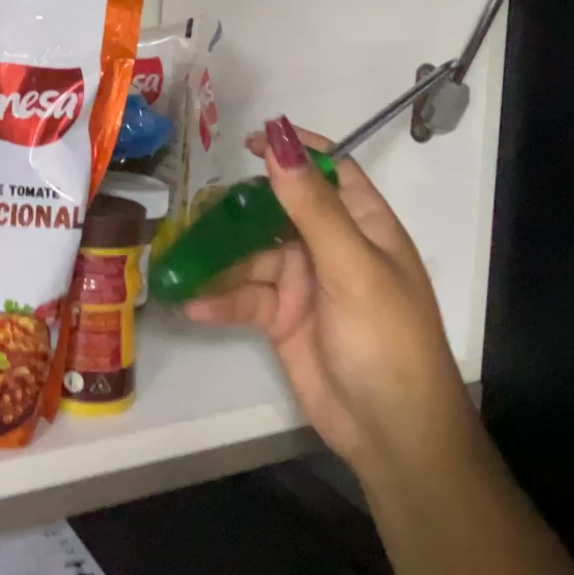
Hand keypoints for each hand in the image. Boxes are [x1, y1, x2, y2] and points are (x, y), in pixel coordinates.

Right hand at [184, 116, 477, 472]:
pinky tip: (191, 303)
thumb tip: (279, 142)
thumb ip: (311, 207)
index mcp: (363, 226)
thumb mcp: (351, 267)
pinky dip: (220, 300)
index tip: (250, 141)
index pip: (331, 171)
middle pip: (279, 211)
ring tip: (180, 256)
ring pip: (253, 255)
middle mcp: (332, 248)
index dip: (295, 151)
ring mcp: (305, 284)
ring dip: (219, 258)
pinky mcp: (282, 319)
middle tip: (198, 203)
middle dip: (240, 206)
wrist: (393, 433)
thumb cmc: (386, 339)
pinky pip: (244, 299)